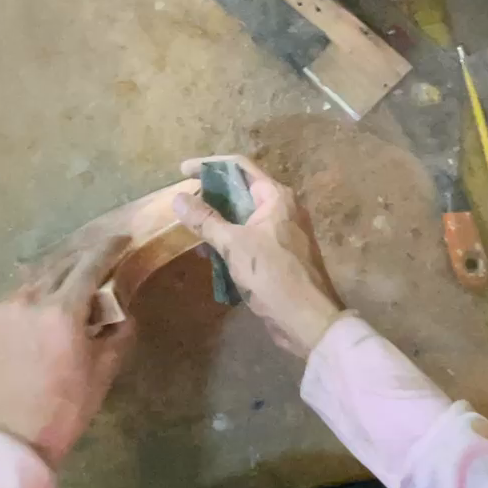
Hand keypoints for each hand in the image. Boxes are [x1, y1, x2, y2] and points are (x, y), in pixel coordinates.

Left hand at [0, 234, 135, 467]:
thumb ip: (119, 329)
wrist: (14, 435)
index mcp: (62, 311)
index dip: (109, 249)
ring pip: (41, 274)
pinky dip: (39, 289)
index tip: (122, 238)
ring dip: (61, 272)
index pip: (91, 265)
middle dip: (86, 258)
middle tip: (104, 257)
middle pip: (64, 263)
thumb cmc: (67, 406)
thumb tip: (123, 306)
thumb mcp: (104, 369)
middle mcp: (32, 298)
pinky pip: (22, 291)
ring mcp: (7, 304)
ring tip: (77, 278)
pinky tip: (49, 300)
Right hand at [173, 155, 345, 356]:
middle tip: (185, 206)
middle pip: (240, 189)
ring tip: (193, 234)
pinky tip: (210, 254)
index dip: (209, 164)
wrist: (309, 322)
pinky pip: (249, 235)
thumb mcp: (234, 245)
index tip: (183, 171)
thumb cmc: (273, 275)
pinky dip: (229, 239)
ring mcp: (283, 231)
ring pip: (243, 215)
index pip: (239, 166)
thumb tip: (177, 198)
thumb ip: (205, 220)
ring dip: (218, 221)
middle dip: (210, 197)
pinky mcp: (280, 252)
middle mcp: (282, 207)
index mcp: (276, 197)